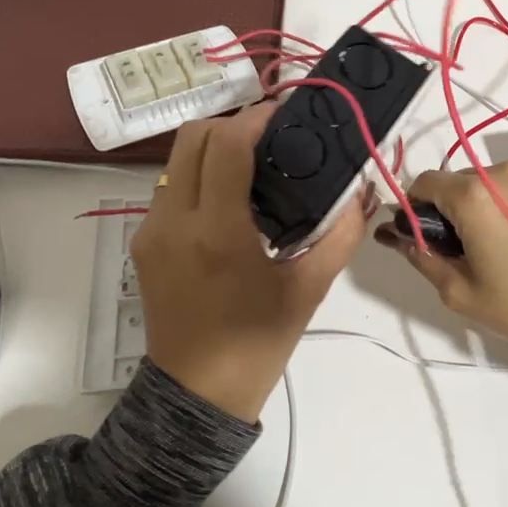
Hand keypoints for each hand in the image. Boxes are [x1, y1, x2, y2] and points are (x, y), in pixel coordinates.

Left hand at [133, 103, 368, 421]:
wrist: (197, 394)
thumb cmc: (258, 342)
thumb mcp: (310, 288)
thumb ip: (342, 234)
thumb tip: (364, 192)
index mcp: (216, 231)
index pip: (225, 145)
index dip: (255, 118)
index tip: (285, 112)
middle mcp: (174, 221)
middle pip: (191, 137)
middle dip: (231, 123)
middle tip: (270, 134)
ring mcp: (150, 232)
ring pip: (175, 160)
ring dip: (212, 147)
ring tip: (252, 161)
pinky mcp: (143, 244)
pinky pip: (169, 188)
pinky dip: (198, 175)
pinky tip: (229, 198)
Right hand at [376, 163, 507, 373]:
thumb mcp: (459, 291)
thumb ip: (421, 254)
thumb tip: (393, 233)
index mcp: (475, 196)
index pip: (424, 184)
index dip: (416, 209)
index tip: (426, 237)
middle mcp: (505, 172)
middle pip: (459, 181)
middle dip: (452, 209)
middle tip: (465, 250)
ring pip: (491, 181)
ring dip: (485, 205)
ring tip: (503, 246)